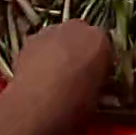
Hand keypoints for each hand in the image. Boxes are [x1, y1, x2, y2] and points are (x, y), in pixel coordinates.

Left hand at [2, 19, 110, 134]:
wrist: (36, 106)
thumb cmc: (74, 106)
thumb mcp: (97, 99)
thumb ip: (98, 81)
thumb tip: (93, 82)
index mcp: (99, 40)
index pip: (105, 45)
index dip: (100, 62)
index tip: (97, 77)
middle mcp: (76, 27)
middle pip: (81, 35)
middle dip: (80, 50)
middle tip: (76, 74)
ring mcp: (51, 30)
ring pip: (60, 37)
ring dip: (60, 50)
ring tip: (54, 76)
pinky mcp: (31, 38)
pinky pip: (41, 44)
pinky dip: (42, 54)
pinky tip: (38, 75)